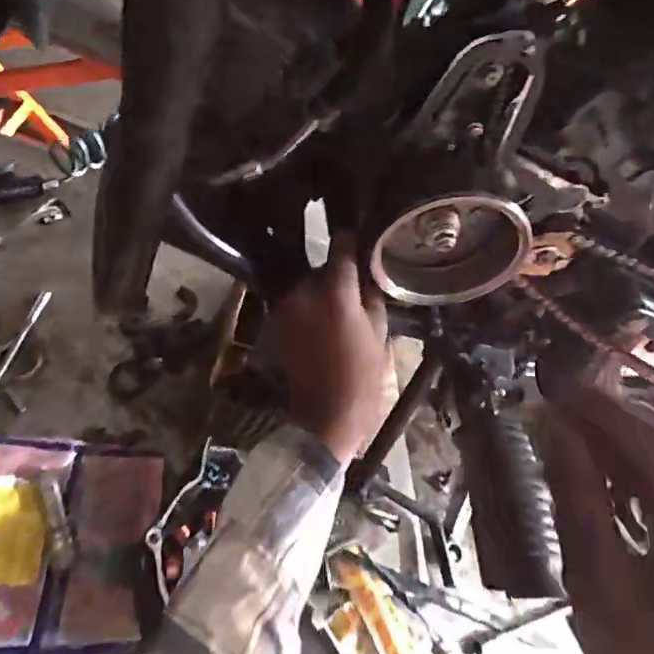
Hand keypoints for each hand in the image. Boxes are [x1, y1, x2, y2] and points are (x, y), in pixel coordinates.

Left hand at [276, 235, 390, 463]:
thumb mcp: (379, 334)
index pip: (340, 247)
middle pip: (323, 269)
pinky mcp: (275, 321)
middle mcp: (305, 293)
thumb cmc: (361, 379)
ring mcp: (285, 307)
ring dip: (320, 291)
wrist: (324, 418)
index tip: (357, 235)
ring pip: (307, 285)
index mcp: (335, 294)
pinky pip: (295, 302)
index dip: (350, 238)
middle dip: (337, 274)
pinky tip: (320, 324)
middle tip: (354, 288)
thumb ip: (371, 295)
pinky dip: (307, 306)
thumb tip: (368, 271)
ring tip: (337, 311)